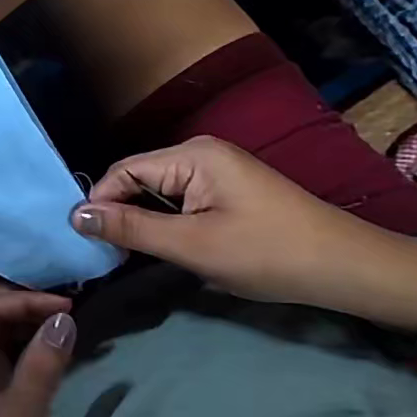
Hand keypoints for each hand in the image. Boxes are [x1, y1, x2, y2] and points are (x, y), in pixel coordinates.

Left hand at [0, 283, 74, 416]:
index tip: (66, 308)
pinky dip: (27, 332)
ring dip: (24, 313)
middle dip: (18, 297)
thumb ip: (42, 365)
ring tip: (62, 317)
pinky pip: (4, 342)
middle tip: (59, 305)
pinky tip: (54, 339)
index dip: (25, 300)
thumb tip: (65, 318)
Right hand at [70, 137, 416, 330]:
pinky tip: (159, 246)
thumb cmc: (265, 253)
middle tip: (101, 255)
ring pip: (160, 192)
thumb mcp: (192, 244)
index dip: (99, 203)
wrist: (339, 264)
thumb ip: (132, 227)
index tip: (82, 242)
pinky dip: (166, 223)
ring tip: (124, 255)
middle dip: (118, 212)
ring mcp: (218, 171)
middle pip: (140, 177)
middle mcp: (202, 152)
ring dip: (141, 220)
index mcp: (193, 155)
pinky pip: (182, 200)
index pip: (124, 170)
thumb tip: (76, 215)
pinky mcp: (228, 191)